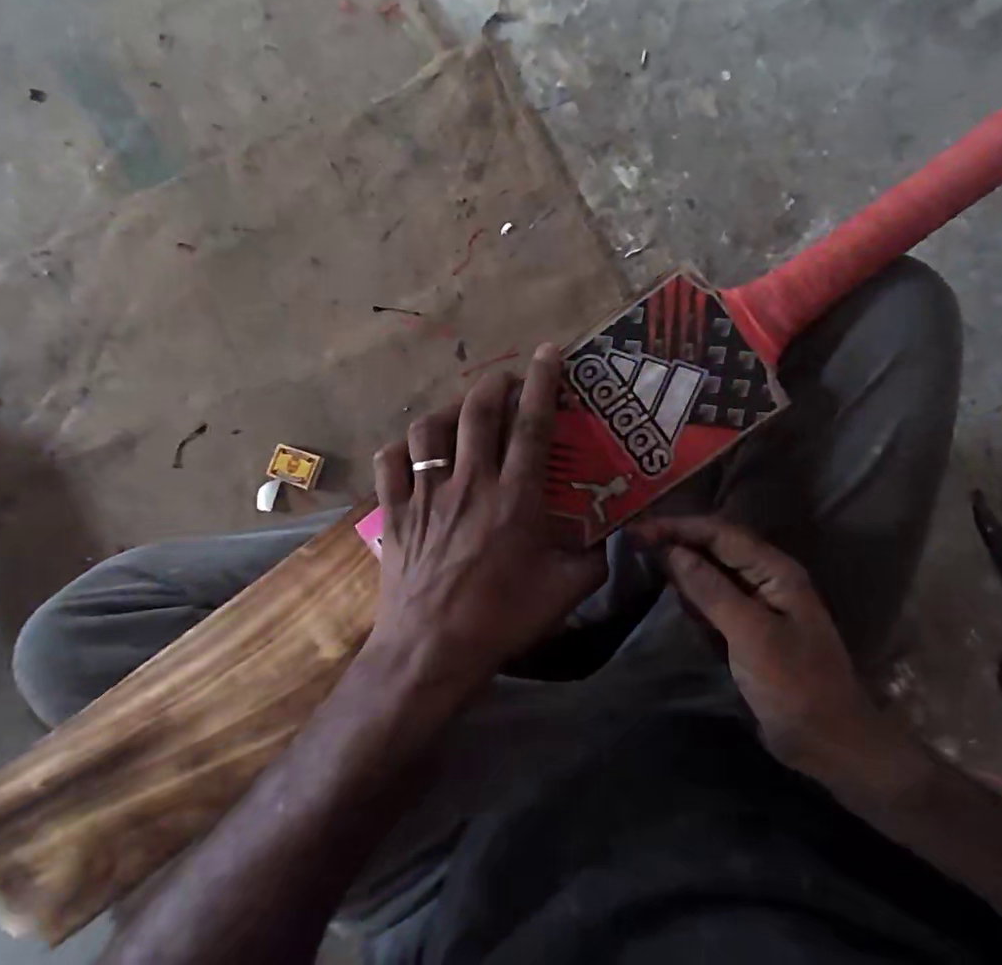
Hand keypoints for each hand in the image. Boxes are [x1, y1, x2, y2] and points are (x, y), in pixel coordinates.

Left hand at [365, 343, 606, 700]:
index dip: (542, 381)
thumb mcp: (565, 592)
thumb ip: (595, 559)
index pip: (532, 424)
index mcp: (514, 497)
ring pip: (428, 430)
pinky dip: (400, 450)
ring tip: (461, 412)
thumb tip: (613, 537)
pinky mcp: (394, 511)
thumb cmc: (502, 618)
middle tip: (506, 379)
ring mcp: (425, 494)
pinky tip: (412, 452)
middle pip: (478, 412)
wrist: (433, 649)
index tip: (548, 352)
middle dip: (494, 383)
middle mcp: (468, 483)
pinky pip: (389, 464)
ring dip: (446, 410)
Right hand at [631, 516, 921, 786]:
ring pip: (711, 569)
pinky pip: (712, 596)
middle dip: (675, 539)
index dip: (677, 527)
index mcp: (776, 571)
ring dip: (679, 561)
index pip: (720, 533)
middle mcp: (767, 578)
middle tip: (632, 541)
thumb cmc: (795, 686)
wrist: (829, 744)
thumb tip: (672, 551)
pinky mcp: (747, 627)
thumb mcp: (751, 634)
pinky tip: (668, 588)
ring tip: (641, 556)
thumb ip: (711, 590)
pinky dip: (688, 589)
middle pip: (714, 546)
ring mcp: (758, 603)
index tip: (637, 531)